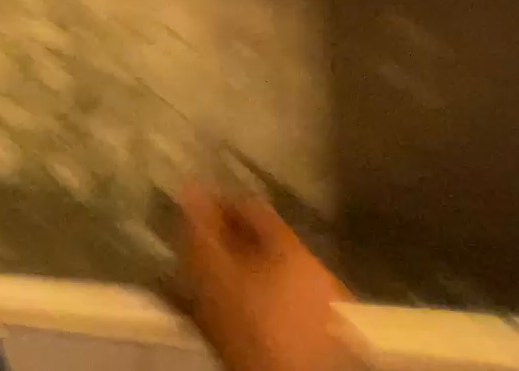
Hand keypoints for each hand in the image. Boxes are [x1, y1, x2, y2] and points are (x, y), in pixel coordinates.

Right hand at [174, 183, 355, 370]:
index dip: (216, 202)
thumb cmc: (242, 317)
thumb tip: (190, 184)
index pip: (250, 205)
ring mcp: (329, 305)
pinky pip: (284, 297)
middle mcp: (320, 270)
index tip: (189, 211)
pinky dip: (257, 293)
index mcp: (294, 249)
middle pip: (263, 241)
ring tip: (209, 280)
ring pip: (273, 271)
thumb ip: (197, 221)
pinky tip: (234, 305)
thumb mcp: (207, 265)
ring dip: (240, 268)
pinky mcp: (327, 334)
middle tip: (196, 248)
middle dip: (226, 241)